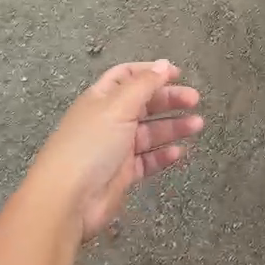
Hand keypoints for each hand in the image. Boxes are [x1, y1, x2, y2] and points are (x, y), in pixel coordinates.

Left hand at [30, 60, 203, 239]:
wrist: (68, 200)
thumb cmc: (90, 145)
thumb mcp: (118, 106)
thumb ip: (144, 84)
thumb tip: (163, 64)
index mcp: (102, 98)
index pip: (127, 76)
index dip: (151, 72)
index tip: (177, 74)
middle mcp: (109, 120)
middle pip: (144, 103)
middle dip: (169, 99)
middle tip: (194, 100)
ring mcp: (116, 148)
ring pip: (150, 132)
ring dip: (173, 127)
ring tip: (197, 125)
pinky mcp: (122, 173)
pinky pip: (147, 160)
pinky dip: (163, 156)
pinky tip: (178, 153)